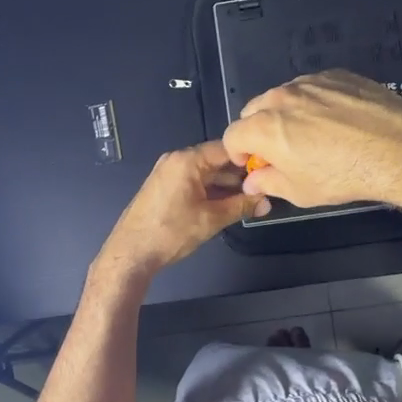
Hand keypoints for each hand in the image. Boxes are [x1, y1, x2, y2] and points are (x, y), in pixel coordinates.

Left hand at [98, 141, 265, 274]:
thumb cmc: (171, 232)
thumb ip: (241, 207)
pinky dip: (211, 192)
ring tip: (251, 200)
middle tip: (265, 188)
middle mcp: (176, 160)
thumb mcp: (211, 219)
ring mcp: (168, 174)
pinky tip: (228, 205)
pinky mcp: (164, 188)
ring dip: (226, 186)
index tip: (271, 168)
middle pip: (216, 161)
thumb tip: (267, 202)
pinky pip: (194, 183)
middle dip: (239, 176)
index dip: (249, 157)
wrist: (131, 253)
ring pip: (206, 174)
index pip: (226, 148)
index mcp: (187, 160)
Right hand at [222, 70, 401, 207]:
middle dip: (258, 130)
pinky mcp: (336, 74)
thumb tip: (254, 180)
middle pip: (253, 110)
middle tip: (280, 151)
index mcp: (264, 127)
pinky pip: (313, 87)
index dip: (238, 153)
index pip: (232, 136)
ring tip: (311, 134)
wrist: (397, 148)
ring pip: (283, 96)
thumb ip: (268, 183)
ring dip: (286, 114)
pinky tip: (336, 121)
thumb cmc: (342, 175)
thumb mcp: (299, 191)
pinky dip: (314, 102)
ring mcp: (310, 82)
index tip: (252, 164)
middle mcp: (281, 97)